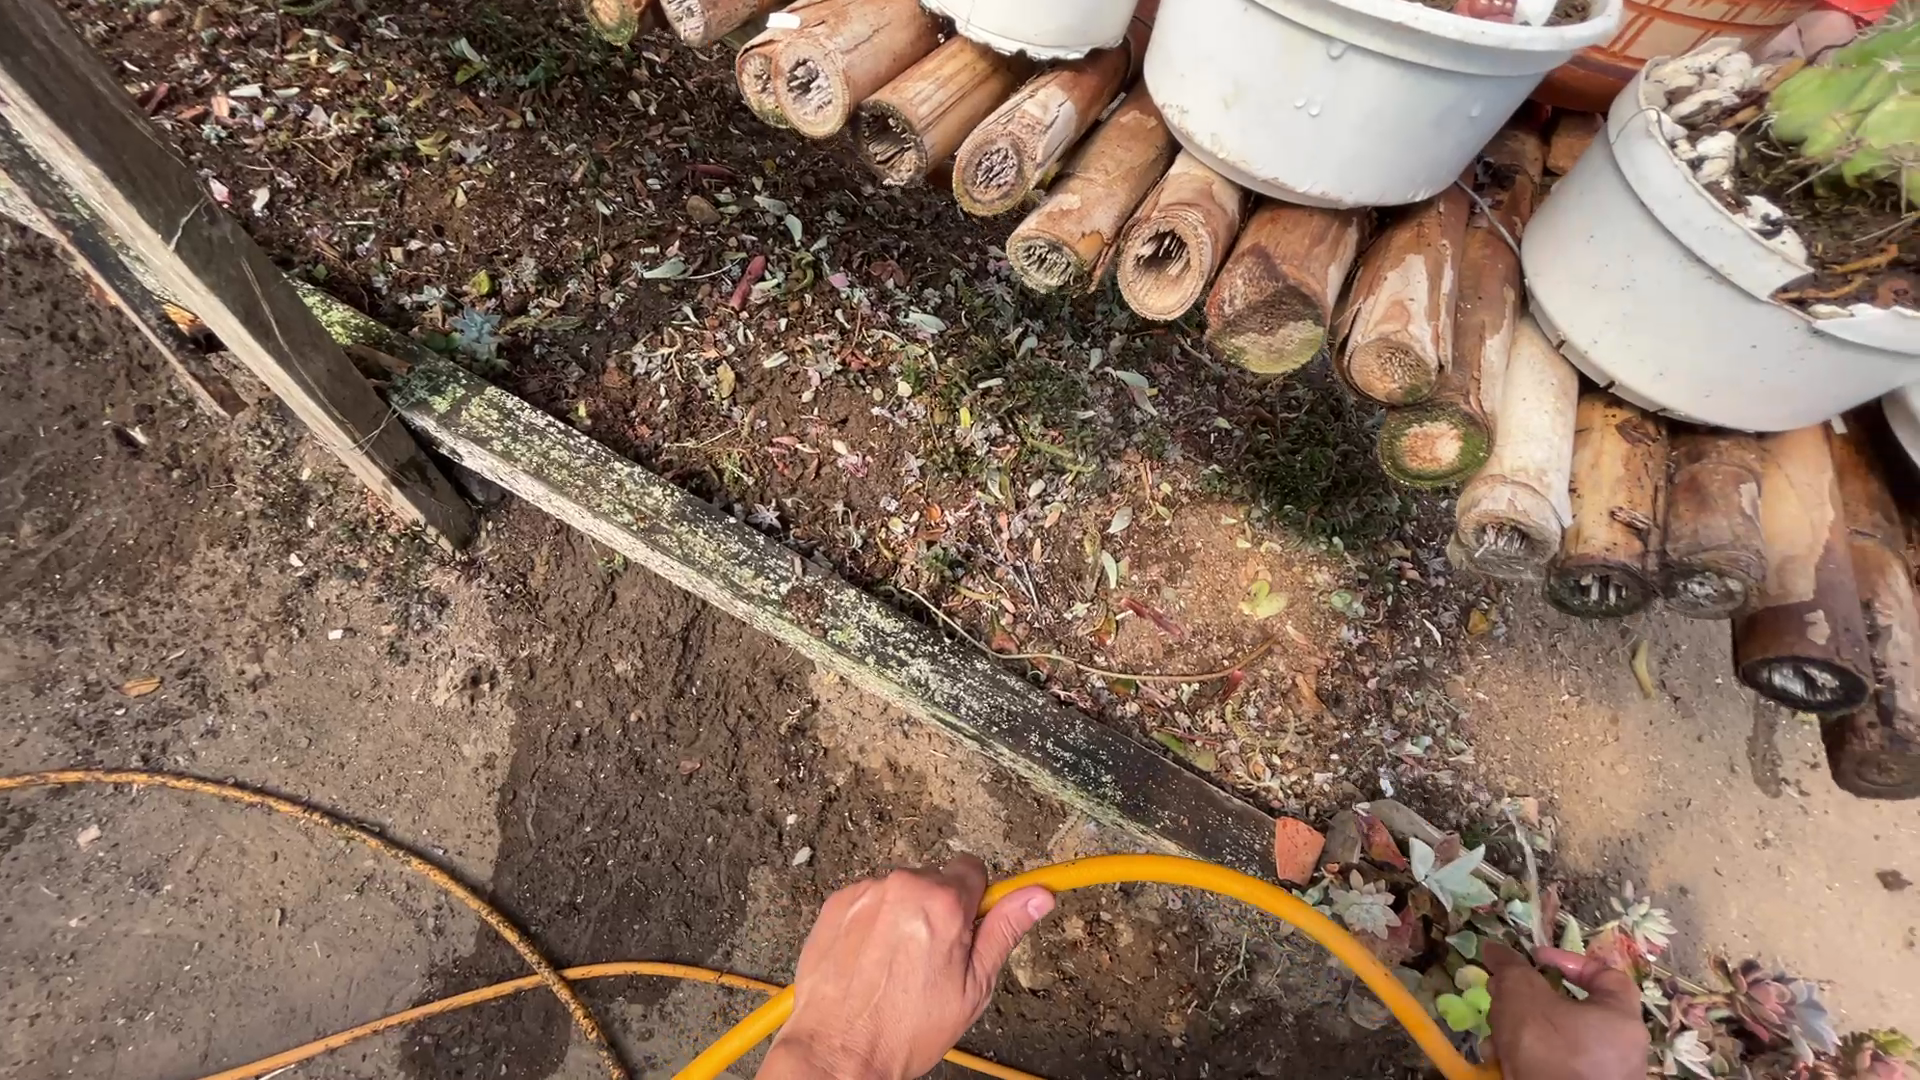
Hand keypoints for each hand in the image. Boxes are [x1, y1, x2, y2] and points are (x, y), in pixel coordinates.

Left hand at [758, 855, 1054, 1079]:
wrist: (837, 1051)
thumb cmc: (904, 1029)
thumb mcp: (972, 987)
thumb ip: (1005, 930)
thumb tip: (1038, 896)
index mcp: (944, 903)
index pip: (973, 868)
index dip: (974, 900)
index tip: (966, 925)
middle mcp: (905, 884)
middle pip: (936, 879)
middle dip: (939, 908)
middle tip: (930, 957)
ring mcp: (868, 890)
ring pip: (902, 889)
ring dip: (904, 913)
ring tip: (896, 963)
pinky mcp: (839, 900)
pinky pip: (870, 897)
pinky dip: (873, 919)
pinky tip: (871, 957)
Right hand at [1484, 942, 1649, 1079]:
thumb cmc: (1545, 1043)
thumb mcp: (1519, 990)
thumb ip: (1509, 964)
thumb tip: (1497, 949)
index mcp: (1620, 1020)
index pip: (1608, 976)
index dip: (1568, 960)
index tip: (1534, 959)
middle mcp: (1624, 1050)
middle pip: (1572, 1006)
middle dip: (1528, 995)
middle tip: (1500, 991)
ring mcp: (1606, 1076)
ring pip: (1558, 1034)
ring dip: (1520, 1023)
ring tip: (1493, 1028)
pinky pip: (1557, 1061)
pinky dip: (1528, 1052)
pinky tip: (1499, 1054)